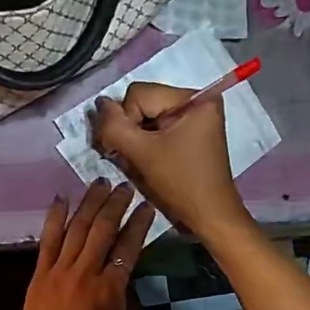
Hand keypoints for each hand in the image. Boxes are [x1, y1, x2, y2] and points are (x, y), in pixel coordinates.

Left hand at [12, 180, 154, 309]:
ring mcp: (59, 272)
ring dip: (89, 203)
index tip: (147, 206)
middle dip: (116, 204)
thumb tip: (116, 279)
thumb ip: (118, 298)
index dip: (139, 224)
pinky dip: (54, 218)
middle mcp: (86, 274)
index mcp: (111, 290)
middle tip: (125, 185)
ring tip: (99, 183)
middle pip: (103, 230)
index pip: (129, 247)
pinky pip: (48, 241)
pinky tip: (61, 199)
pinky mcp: (39, 276)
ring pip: (77, 228)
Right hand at [92, 82, 254, 241]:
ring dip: (138, 138)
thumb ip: (115, 127)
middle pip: (144, 102)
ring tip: (140, 161)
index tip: (131, 150)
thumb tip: (99, 104)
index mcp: (194, 98)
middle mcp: (198, 100)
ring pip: (149, 116)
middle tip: (132, 157)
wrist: (210, 215)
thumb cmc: (180, 183)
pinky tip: (149, 160)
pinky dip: (149, 142)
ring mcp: (196, 116)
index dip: (126, 121)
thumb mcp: (142, 153)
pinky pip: (160, 127)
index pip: (138, 94)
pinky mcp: (193, 132)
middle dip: (132, 130)